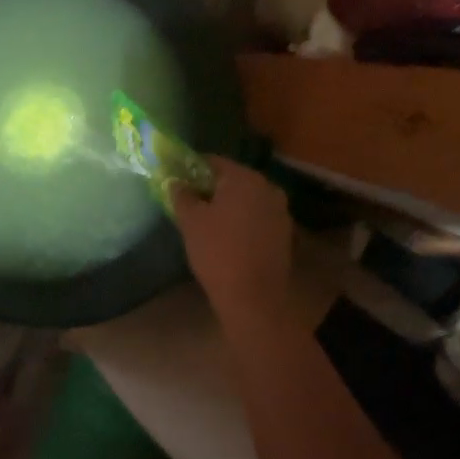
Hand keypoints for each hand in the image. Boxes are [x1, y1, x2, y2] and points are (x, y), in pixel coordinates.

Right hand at [170, 155, 292, 319]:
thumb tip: (175, 182)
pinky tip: (227, 235)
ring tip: (207, 220)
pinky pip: (257, 216)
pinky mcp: (284, 232)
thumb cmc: (217, 252)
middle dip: (211, 187)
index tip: (177, 180)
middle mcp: (267, 187)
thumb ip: (181, 195)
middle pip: (233, 179)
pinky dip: (242, 219)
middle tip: (189, 200)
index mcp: (244, 178)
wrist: (253, 296)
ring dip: (228, 204)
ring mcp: (280, 210)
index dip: (192, 169)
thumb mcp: (190, 221)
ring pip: (247, 199)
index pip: (214, 162)